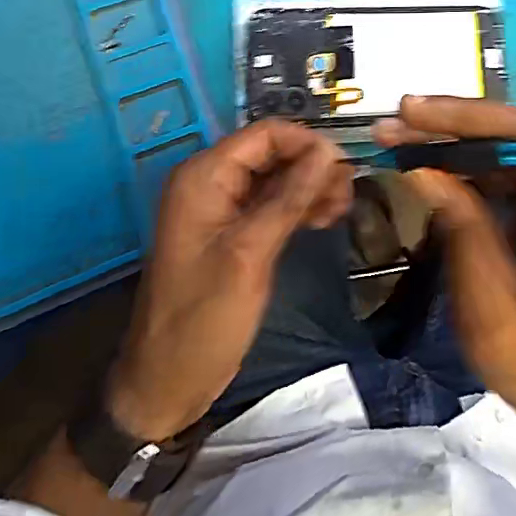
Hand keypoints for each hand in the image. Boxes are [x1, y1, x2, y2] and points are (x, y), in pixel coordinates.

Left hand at [106, 120, 352, 440]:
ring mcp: (220, 208)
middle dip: (312, 166)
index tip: (346, 166)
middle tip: (349, 192)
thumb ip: (290, 198)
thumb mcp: (251, 254)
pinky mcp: (231, 232)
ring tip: (342, 208)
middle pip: (271, 154)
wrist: (167, 380)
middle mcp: (209, 182)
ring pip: (275, 178)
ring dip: (309, 187)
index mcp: (203, 177)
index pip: (264, 135)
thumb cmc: (203, 318)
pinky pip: (269, 204)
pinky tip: (325, 219)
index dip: (307, 143)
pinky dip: (297, 207)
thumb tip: (330, 153)